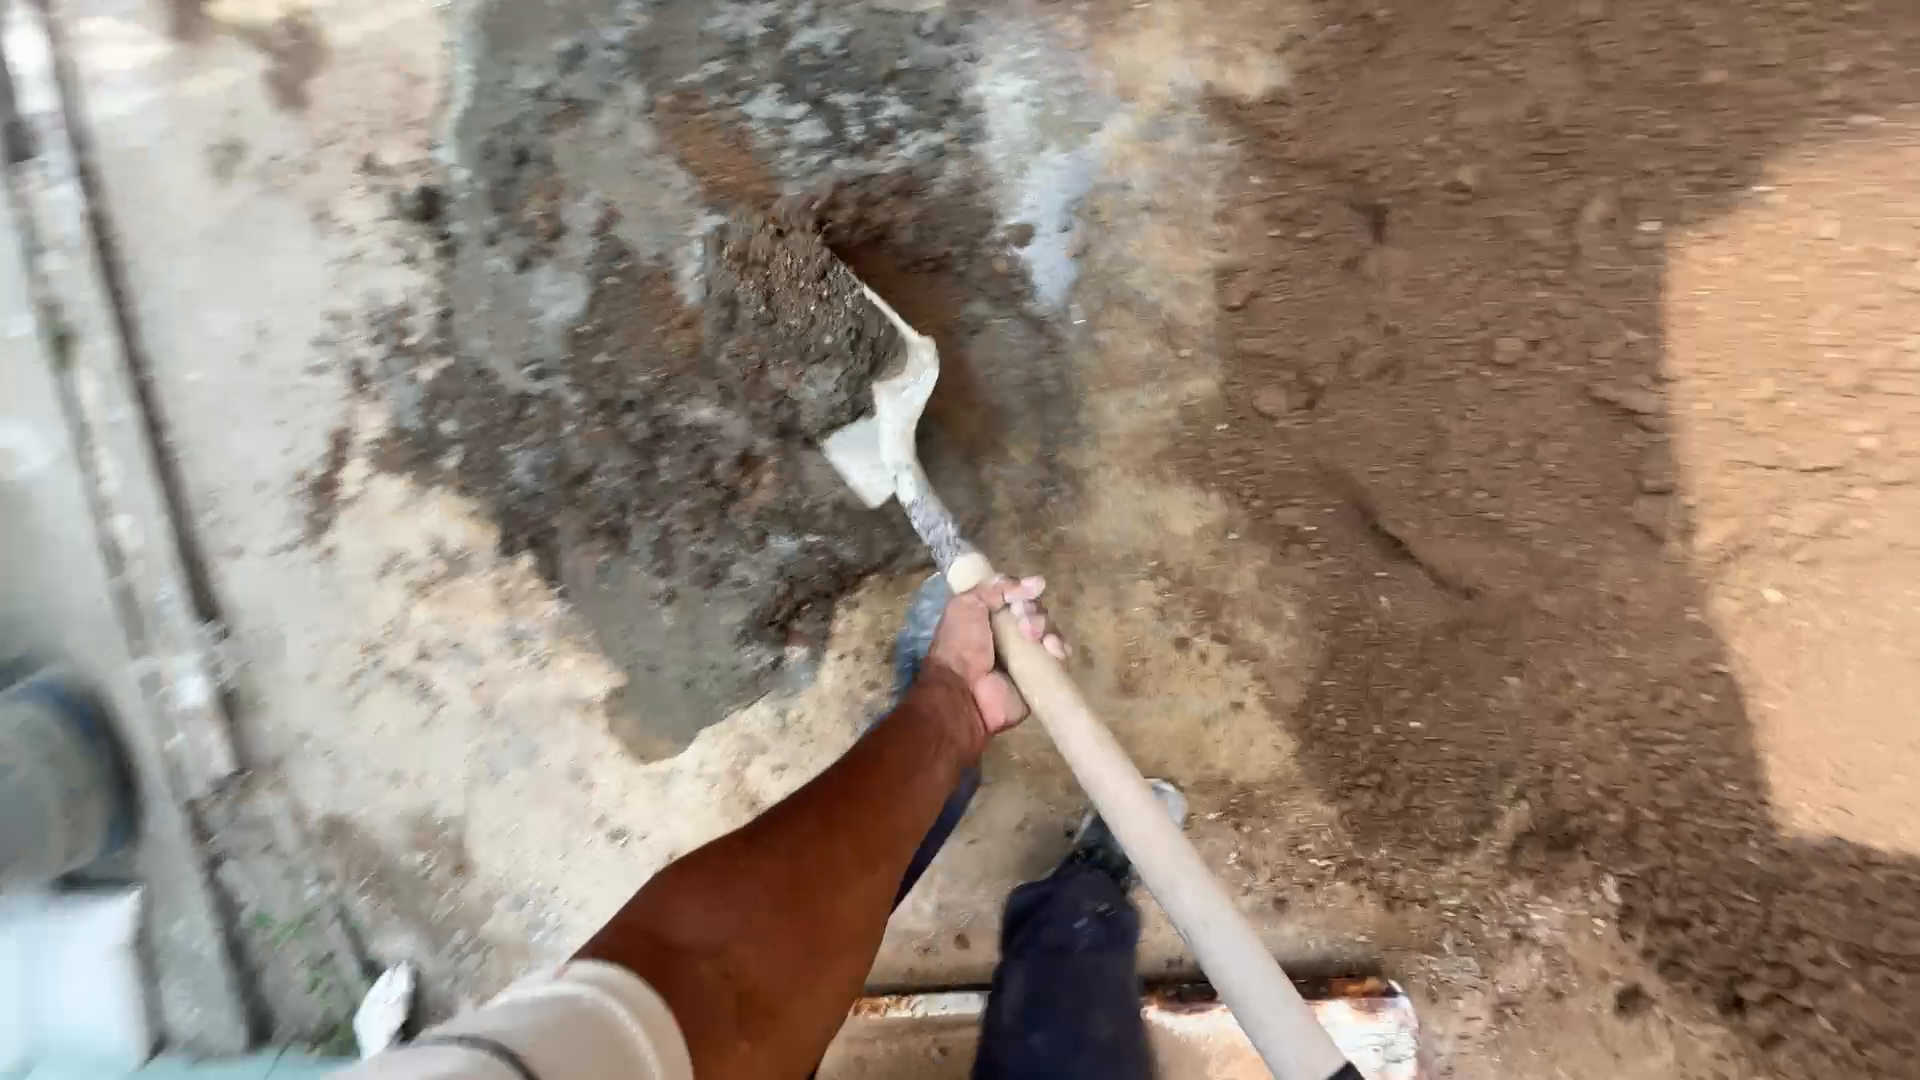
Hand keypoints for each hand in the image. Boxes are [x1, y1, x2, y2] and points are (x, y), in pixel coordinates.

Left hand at [925, 576, 1066, 739]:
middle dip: (1034, 613)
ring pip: (1049, 633)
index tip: (1024, 594)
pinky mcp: (1039, 676)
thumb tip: (1038, 583)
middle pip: (1036, 613)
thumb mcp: (967, 604)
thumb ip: (995, 588)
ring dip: (1047, 628)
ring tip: (1033, 637)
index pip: (1018, 598)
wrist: (962, 690)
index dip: (1024, 593)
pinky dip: (1059, 650)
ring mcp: (1025, 657)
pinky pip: (1058, 659)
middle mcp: (1009, 635)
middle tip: (1023, 623)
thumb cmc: (960, 645)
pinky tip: (1053, 649)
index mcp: (989, 617)